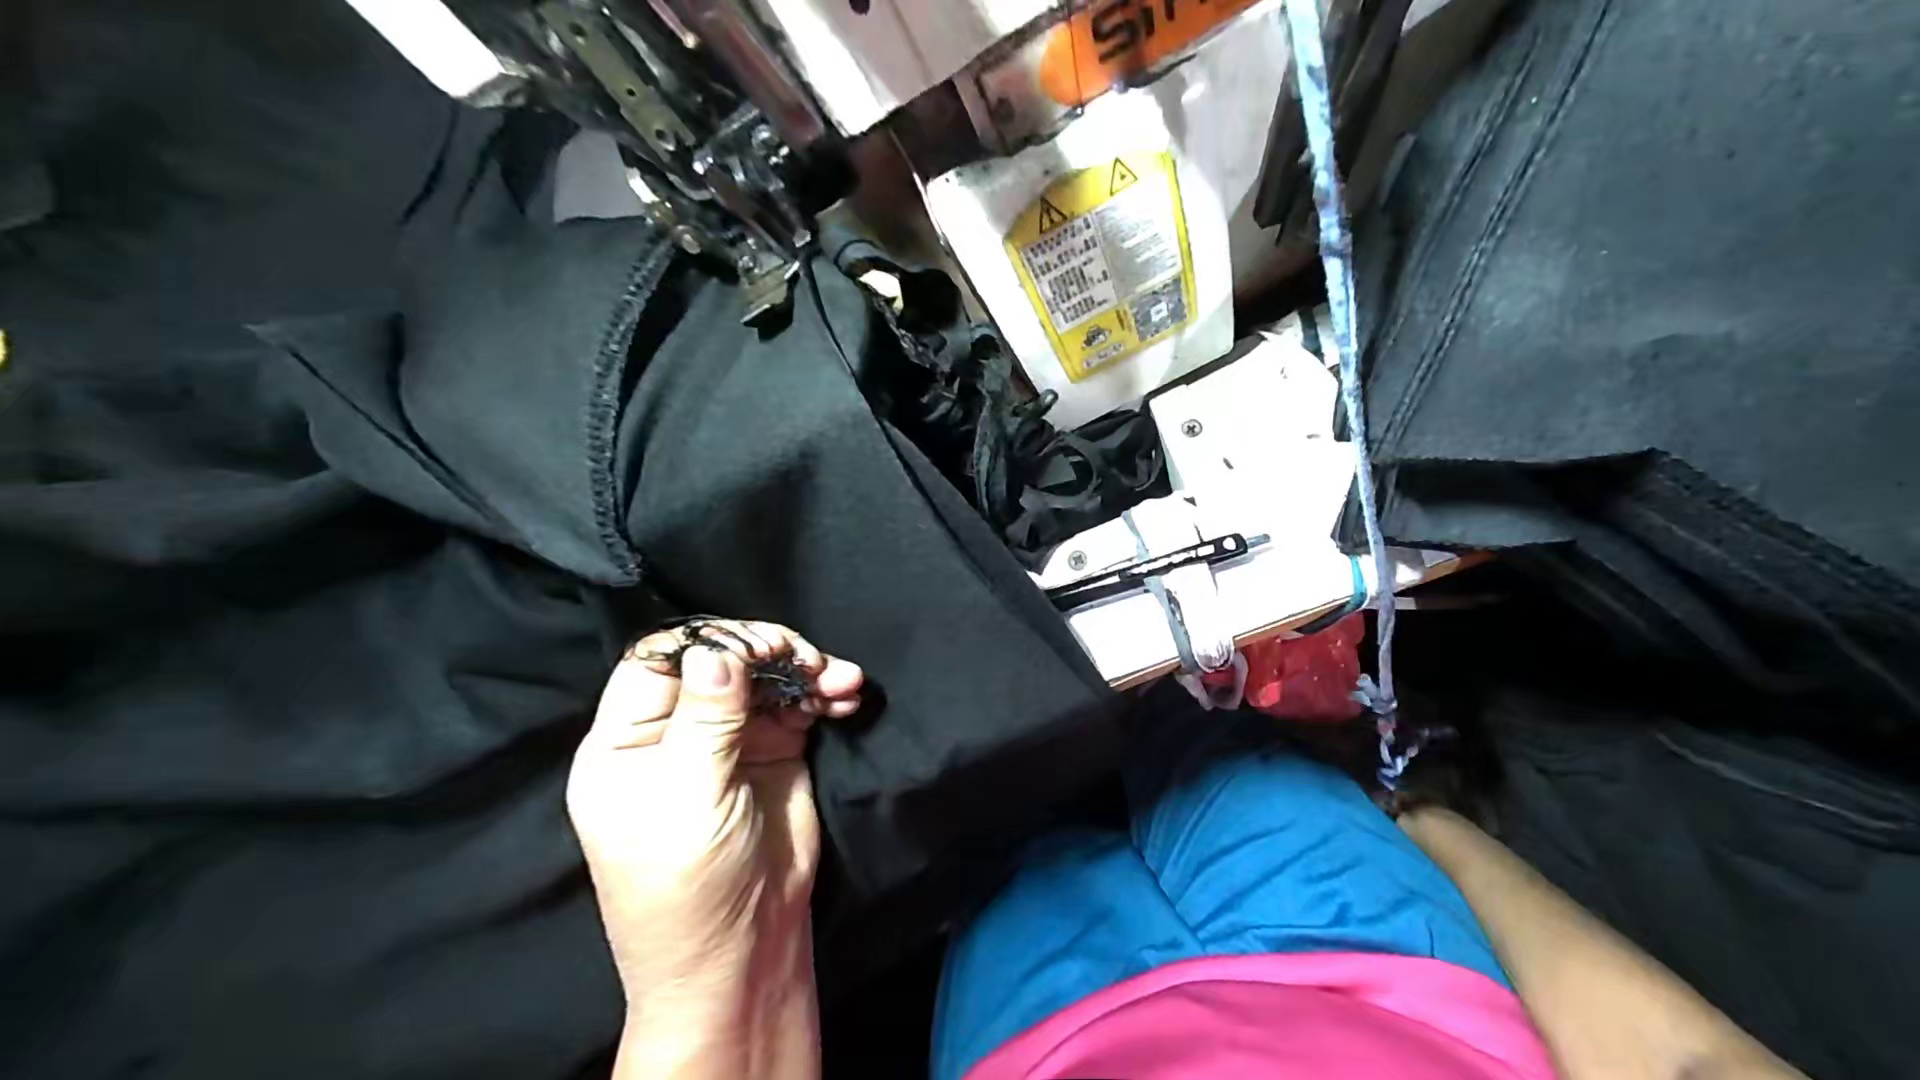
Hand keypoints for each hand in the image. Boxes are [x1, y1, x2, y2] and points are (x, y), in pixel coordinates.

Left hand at [567, 620, 862, 1009]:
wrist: (747, 950)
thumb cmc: (690, 886)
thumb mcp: (689, 800)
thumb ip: (705, 720)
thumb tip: (715, 649)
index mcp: (628, 739)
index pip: (658, 661)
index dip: (707, 642)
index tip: (755, 647)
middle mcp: (678, 729)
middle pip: (721, 659)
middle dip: (767, 651)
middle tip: (805, 659)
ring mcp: (730, 736)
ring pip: (766, 676)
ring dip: (807, 669)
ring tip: (840, 680)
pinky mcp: (776, 748)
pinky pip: (800, 703)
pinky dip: (825, 693)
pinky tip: (847, 696)